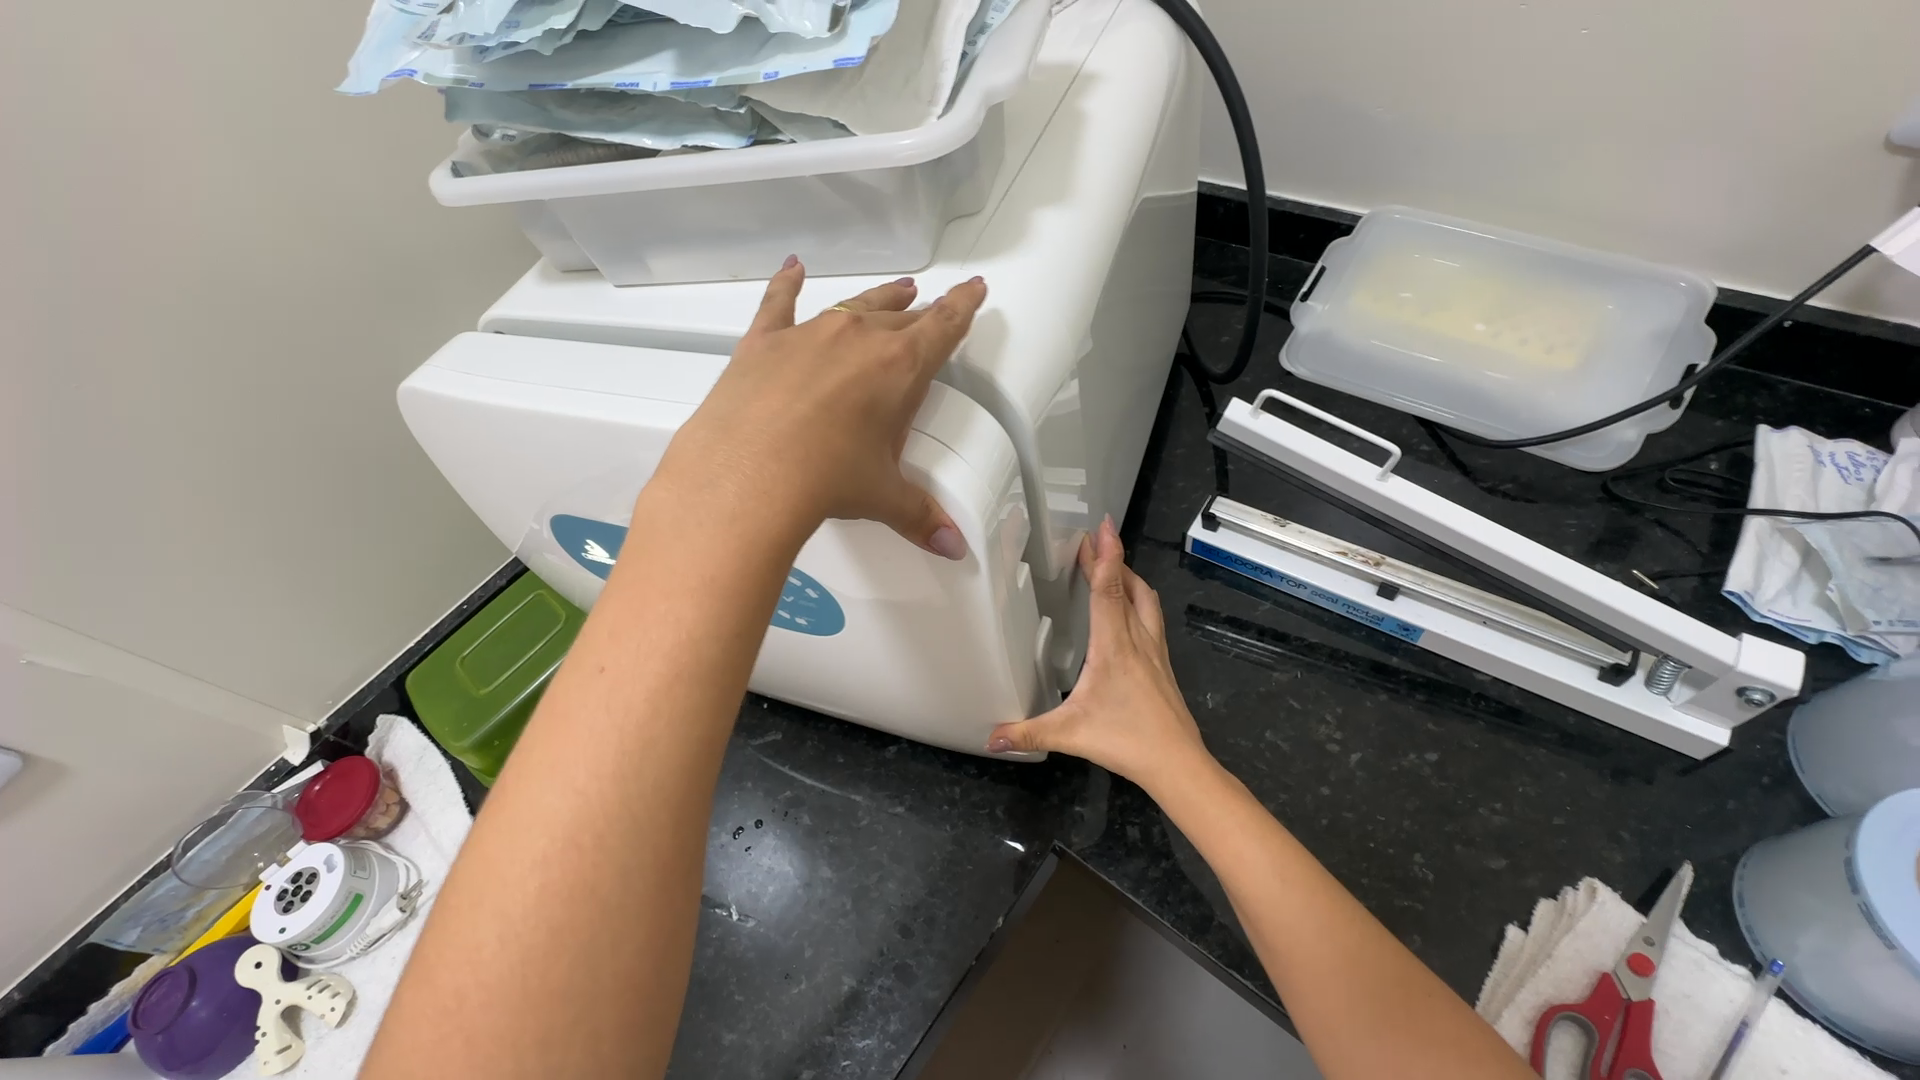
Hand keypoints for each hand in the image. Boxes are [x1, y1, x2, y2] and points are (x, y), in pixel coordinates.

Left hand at [656, 257, 986, 559]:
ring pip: (852, 307)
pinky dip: (785, 285)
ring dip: (876, 299)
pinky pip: (778, 303)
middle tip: (933, 304)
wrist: (746, 475)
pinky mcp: (763, 343)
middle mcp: (857, 339)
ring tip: (895, 291)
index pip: (942, 327)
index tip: (973, 288)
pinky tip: (792, 268)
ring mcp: (807, 335)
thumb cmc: (824, 479)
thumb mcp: (882, 497)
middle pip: (899, 317)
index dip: (962, 307)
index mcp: (898, 367)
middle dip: (921, 311)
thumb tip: (951, 547)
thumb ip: (921, 516)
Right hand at [985, 517, 1214, 791]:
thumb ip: (1028, 732)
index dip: (1104, 555)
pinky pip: (1152, 619)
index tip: (1101, 527)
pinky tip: (1129, 612)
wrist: (1177, 762)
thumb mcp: (1069, 735)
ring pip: (1147, 600)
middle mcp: (1138, 640)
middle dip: (1113, 558)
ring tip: (1114, 566)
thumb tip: (991, 738)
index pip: (1108, 590)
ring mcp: (1155, 651)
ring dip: (1130, 578)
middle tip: (1096, 539)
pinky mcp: (1163, 664)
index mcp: (1113, 647)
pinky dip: (1139, 601)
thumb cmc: (1125, 741)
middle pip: (1129, 586)